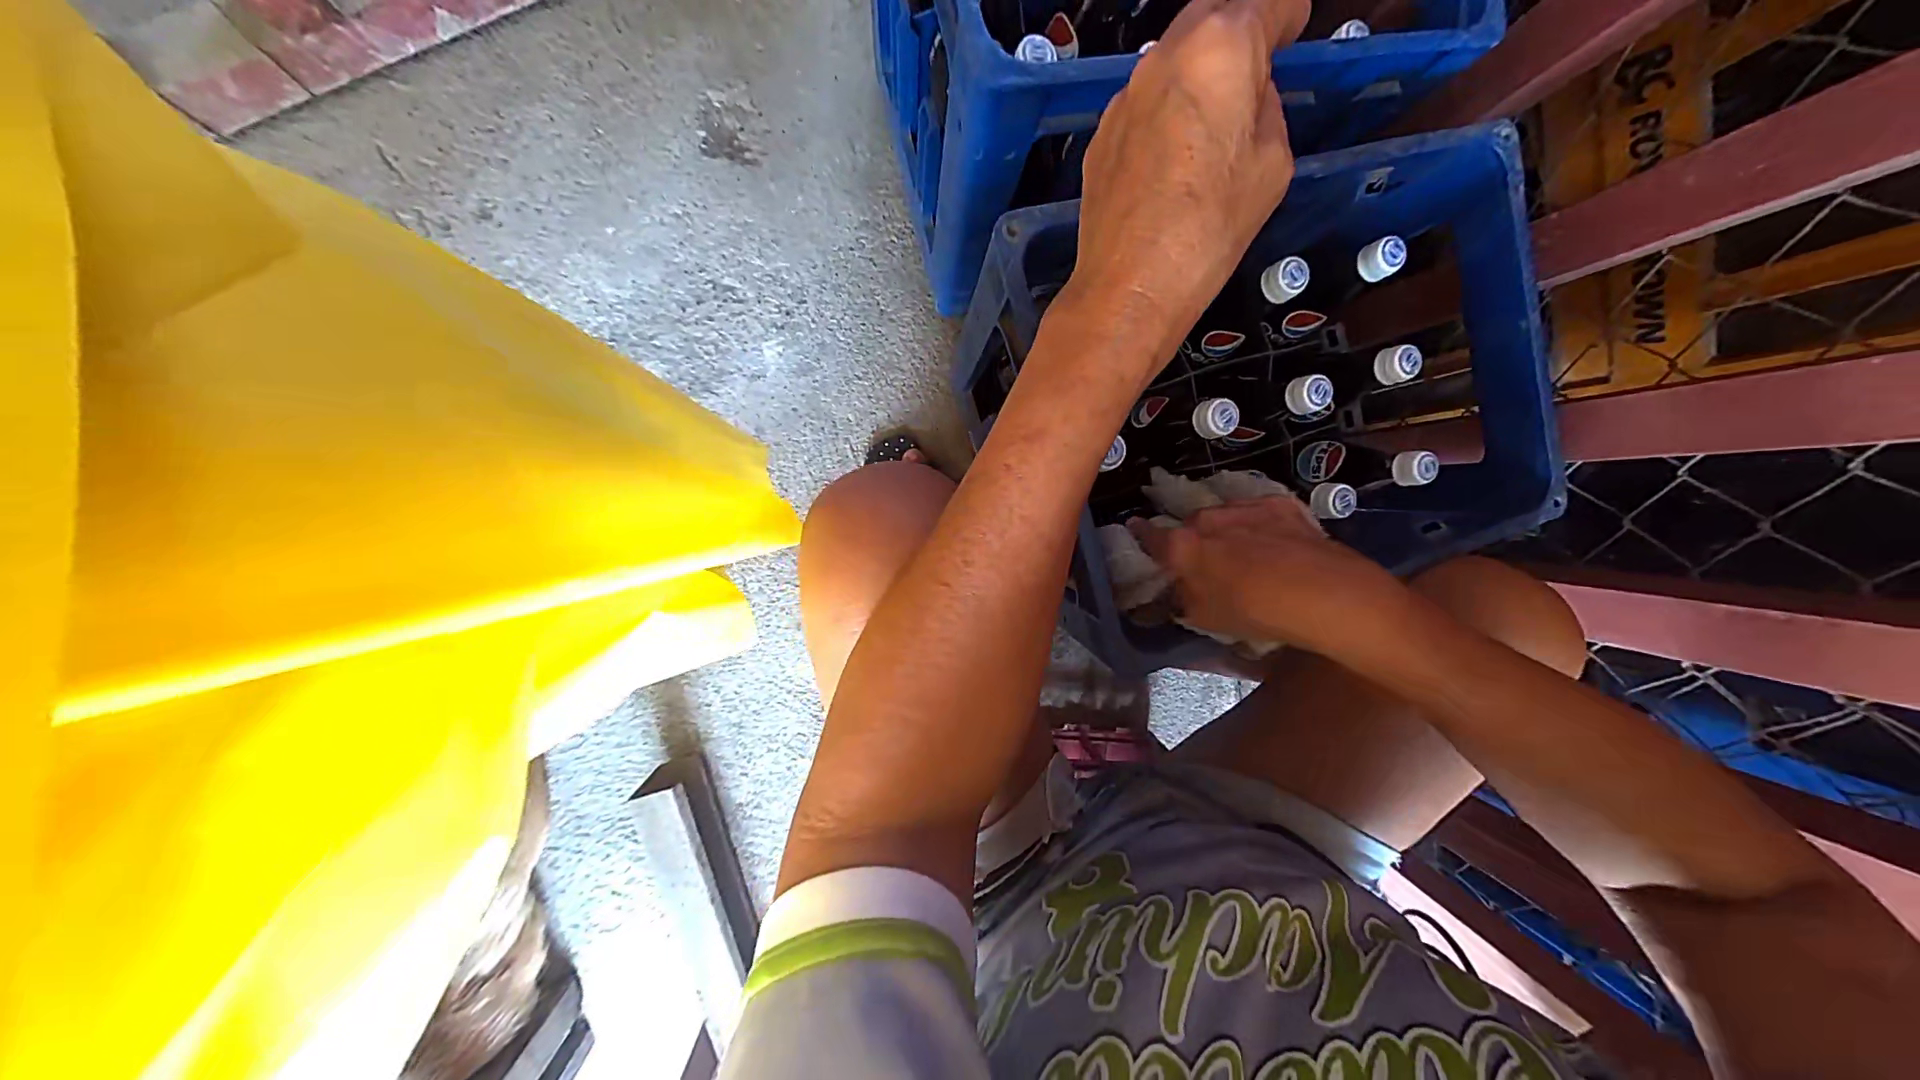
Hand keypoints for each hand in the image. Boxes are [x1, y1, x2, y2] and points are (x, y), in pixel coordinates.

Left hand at [1066, 0, 1308, 369]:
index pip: (1267, 4)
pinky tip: (1170, 159)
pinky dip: (1162, 115)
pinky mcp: (1100, 137)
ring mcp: (1123, 98)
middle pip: (1209, 19)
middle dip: (1236, 36)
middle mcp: (1162, 58)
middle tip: (1254, 70)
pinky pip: (1141, 107)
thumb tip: (1249, 100)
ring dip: (1194, 77)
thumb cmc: (1208, 229)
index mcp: (1220, 46)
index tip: (1293, 28)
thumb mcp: (1273, 163)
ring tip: (1210, 123)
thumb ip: (1266, 110)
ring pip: (1169, 64)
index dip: (1286, 17)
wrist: (1131, 285)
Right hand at [1132, 498, 1410, 653]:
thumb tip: (1176, 589)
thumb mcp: (1207, 619)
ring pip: (1222, 513)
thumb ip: (1183, 598)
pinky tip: (1270, 541)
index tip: (1135, 533)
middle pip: (1188, 523)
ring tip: (1241, 550)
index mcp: (1182, 546)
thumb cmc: (1257, 613)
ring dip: (1224, 528)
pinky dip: (1256, 523)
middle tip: (1202, 559)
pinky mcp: (1281, 503)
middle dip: (1190, 537)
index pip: (1147, 535)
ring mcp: (1246, 506)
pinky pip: (1256, 510)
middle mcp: (1207, 518)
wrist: (1329, 596)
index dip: (1139, 535)